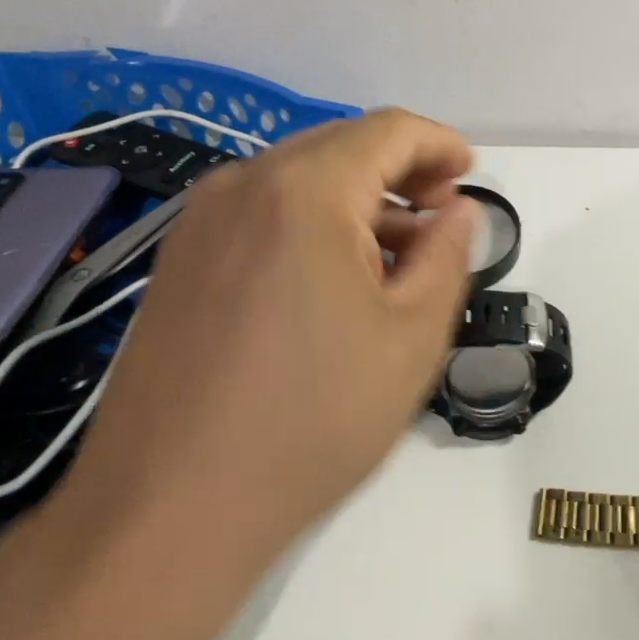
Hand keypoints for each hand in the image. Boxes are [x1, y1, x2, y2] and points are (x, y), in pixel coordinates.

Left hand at [54, 108, 479, 550]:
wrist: (167, 508)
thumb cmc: (310, 420)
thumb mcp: (411, 337)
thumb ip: (447, 256)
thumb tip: (457, 211)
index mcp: (303, 190)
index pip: (387, 131)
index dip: (439, 145)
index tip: (471, 175)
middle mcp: (241, 185)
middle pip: (340, 146)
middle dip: (401, 171)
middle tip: (440, 219)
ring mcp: (199, 222)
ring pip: (297, 179)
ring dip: (357, 200)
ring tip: (396, 257)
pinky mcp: (177, 260)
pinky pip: (260, 213)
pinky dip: (310, 224)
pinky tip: (332, 279)